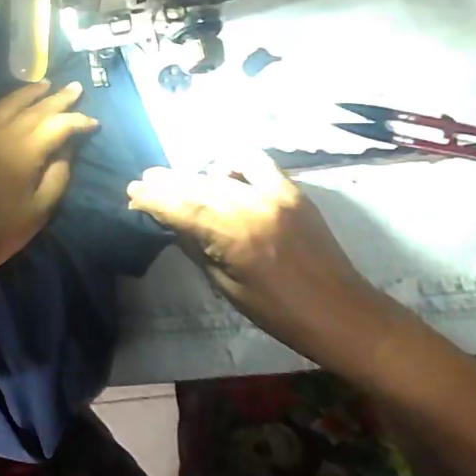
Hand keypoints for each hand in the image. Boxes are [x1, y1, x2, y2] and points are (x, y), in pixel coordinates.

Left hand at [0, 81, 98, 286]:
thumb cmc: (1, 231)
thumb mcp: (41, 208)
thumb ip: (58, 174)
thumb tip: (67, 148)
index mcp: (23, 149)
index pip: (58, 124)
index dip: (78, 121)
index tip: (94, 123)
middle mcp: (1, 132)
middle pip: (34, 108)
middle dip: (57, 98)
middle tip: (75, 87)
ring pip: (7, 103)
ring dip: (29, 93)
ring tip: (45, 85)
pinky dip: (2, 103)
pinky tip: (8, 103)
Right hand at [126, 150, 403, 375]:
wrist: (343, 314)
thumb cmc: (278, 312)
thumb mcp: (225, 286)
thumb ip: (196, 247)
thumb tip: (169, 222)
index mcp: (232, 237)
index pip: (180, 207)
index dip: (152, 199)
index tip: (132, 193)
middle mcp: (250, 207)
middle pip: (196, 186)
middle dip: (166, 183)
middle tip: (143, 181)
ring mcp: (274, 195)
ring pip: (219, 175)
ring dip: (192, 174)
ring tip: (173, 177)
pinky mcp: (292, 191)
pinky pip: (255, 163)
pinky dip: (232, 161)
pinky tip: (219, 170)